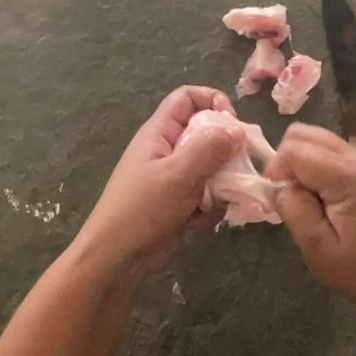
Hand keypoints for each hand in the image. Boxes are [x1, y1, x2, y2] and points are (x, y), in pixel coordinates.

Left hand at [74, 86, 245, 273]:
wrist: (118, 257)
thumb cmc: (143, 209)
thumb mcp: (178, 174)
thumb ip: (210, 148)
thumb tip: (237, 131)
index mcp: (159, 133)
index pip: (188, 98)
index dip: (213, 101)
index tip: (233, 124)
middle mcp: (167, 150)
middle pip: (206, 134)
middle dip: (225, 152)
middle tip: (236, 169)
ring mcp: (173, 178)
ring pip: (211, 168)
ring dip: (220, 185)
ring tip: (214, 201)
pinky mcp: (179, 202)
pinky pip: (206, 194)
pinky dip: (208, 207)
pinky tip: (199, 222)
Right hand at [266, 124, 355, 318]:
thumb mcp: (317, 249)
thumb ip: (294, 211)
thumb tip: (279, 186)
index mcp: (350, 179)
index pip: (296, 150)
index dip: (276, 169)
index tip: (276, 197)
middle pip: (304, 133)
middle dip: (286, 160)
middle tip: (288, 194)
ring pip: (315, 137)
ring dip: (299, 161)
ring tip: (302, 195)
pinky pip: (327, 149)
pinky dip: (312, 164)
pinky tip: (317, 194)